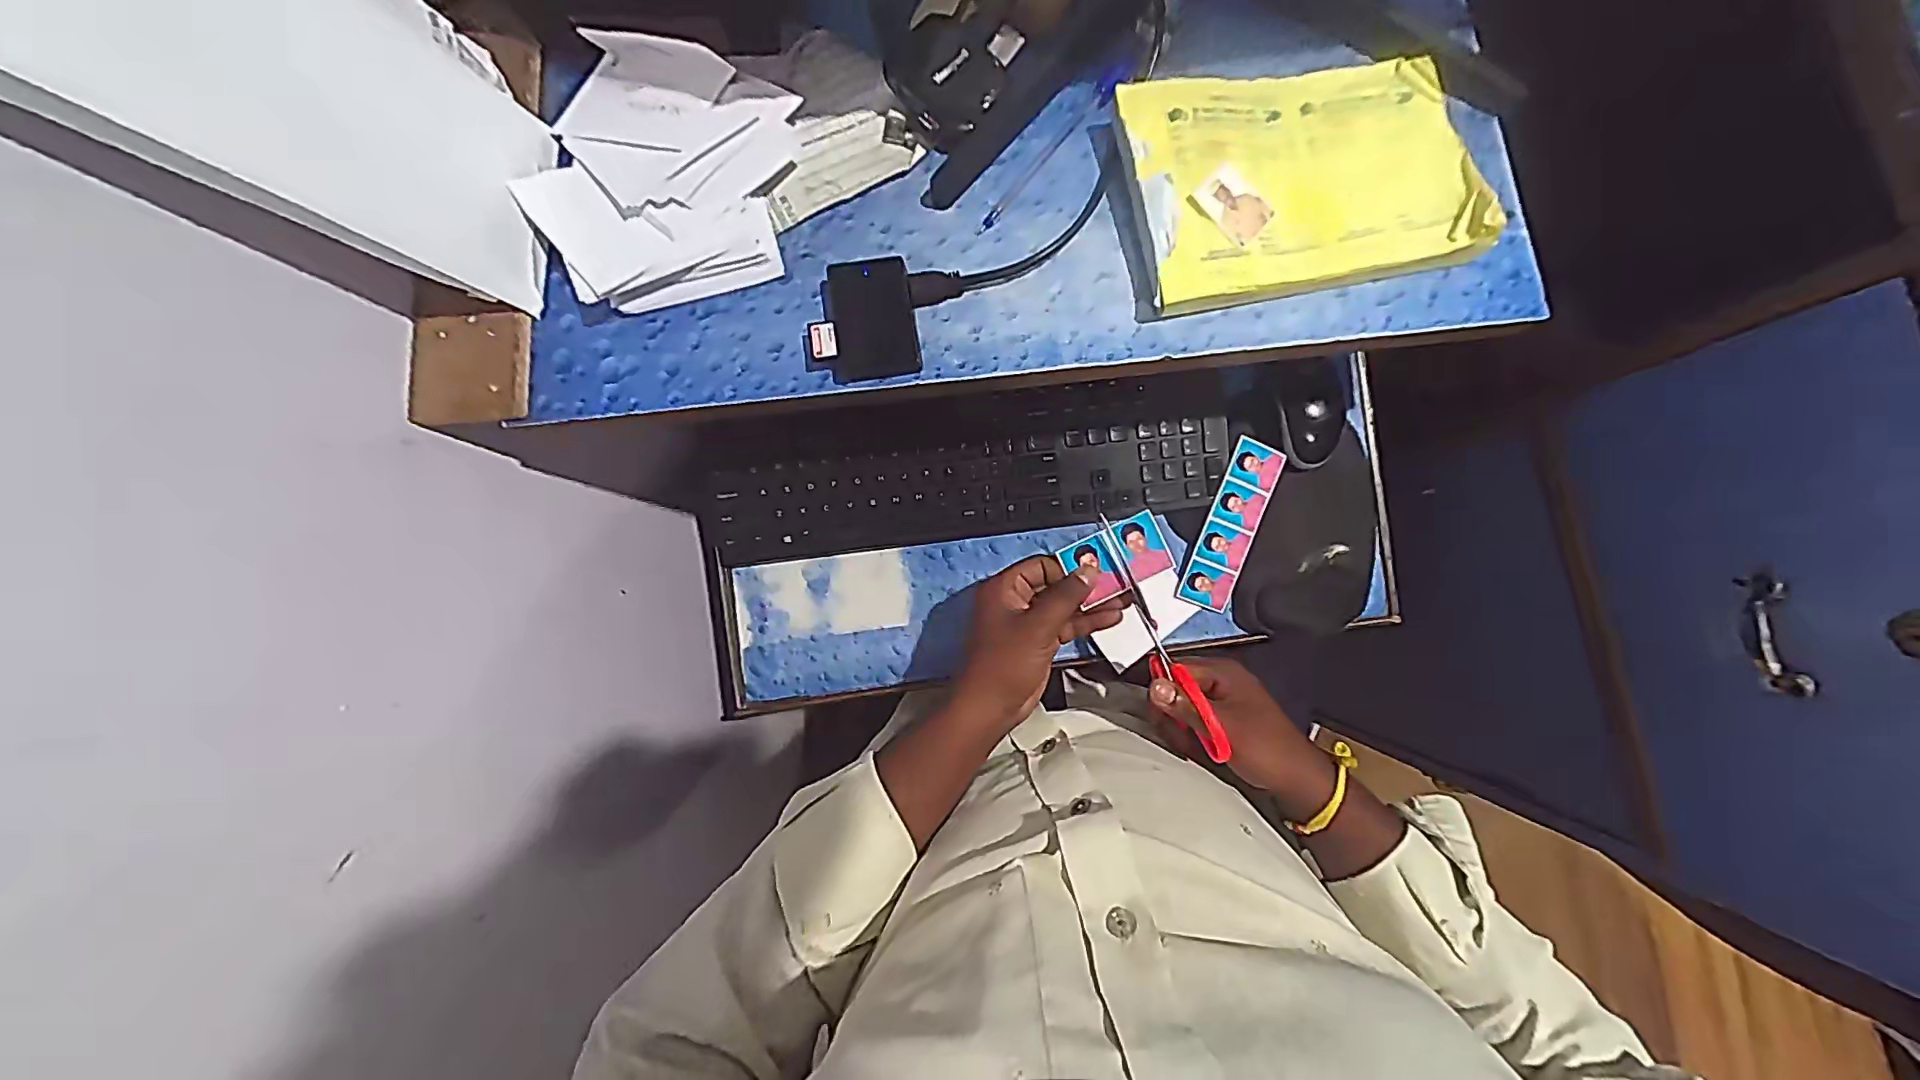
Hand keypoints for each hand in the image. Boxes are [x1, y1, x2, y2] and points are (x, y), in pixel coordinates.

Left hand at [952, 556, 1128, 725]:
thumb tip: (1086, 572)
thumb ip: (1066, 596)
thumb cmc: (999, 667)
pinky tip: (1107, 618)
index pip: (1041, 566)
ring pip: (1063, 606)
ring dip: (1090, 604)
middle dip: (1084, 586)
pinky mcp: (1038, 641)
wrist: (992, 706)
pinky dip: (1084, 622)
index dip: (1068, 567)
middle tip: (1113, 582)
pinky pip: (1064, 624)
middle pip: (1055, 585)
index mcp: (1004, 589)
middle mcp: (1013, 602)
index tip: (1095, 570)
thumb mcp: (1038, 626)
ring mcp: (1026, 622)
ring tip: (1119, 598)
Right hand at [1149, 657, 1337, 820]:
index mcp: (1224, 672)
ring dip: (1184, 727)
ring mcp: (1223, 699)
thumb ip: (1186, 705)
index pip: (1175, 668)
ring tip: (1199, 743)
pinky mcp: (1223, 716)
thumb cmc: (1268, 749)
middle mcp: (1223, 680)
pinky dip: (1194, 733)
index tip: (1164, 713)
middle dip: (1175, 713)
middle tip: (1184, 733)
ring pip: (1183, 706)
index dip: (1165, 691)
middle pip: (1176, 687)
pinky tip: (1204, 746)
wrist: (1295, 777)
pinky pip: (1195, 718)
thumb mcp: (1221, 726)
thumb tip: (1157, 687)